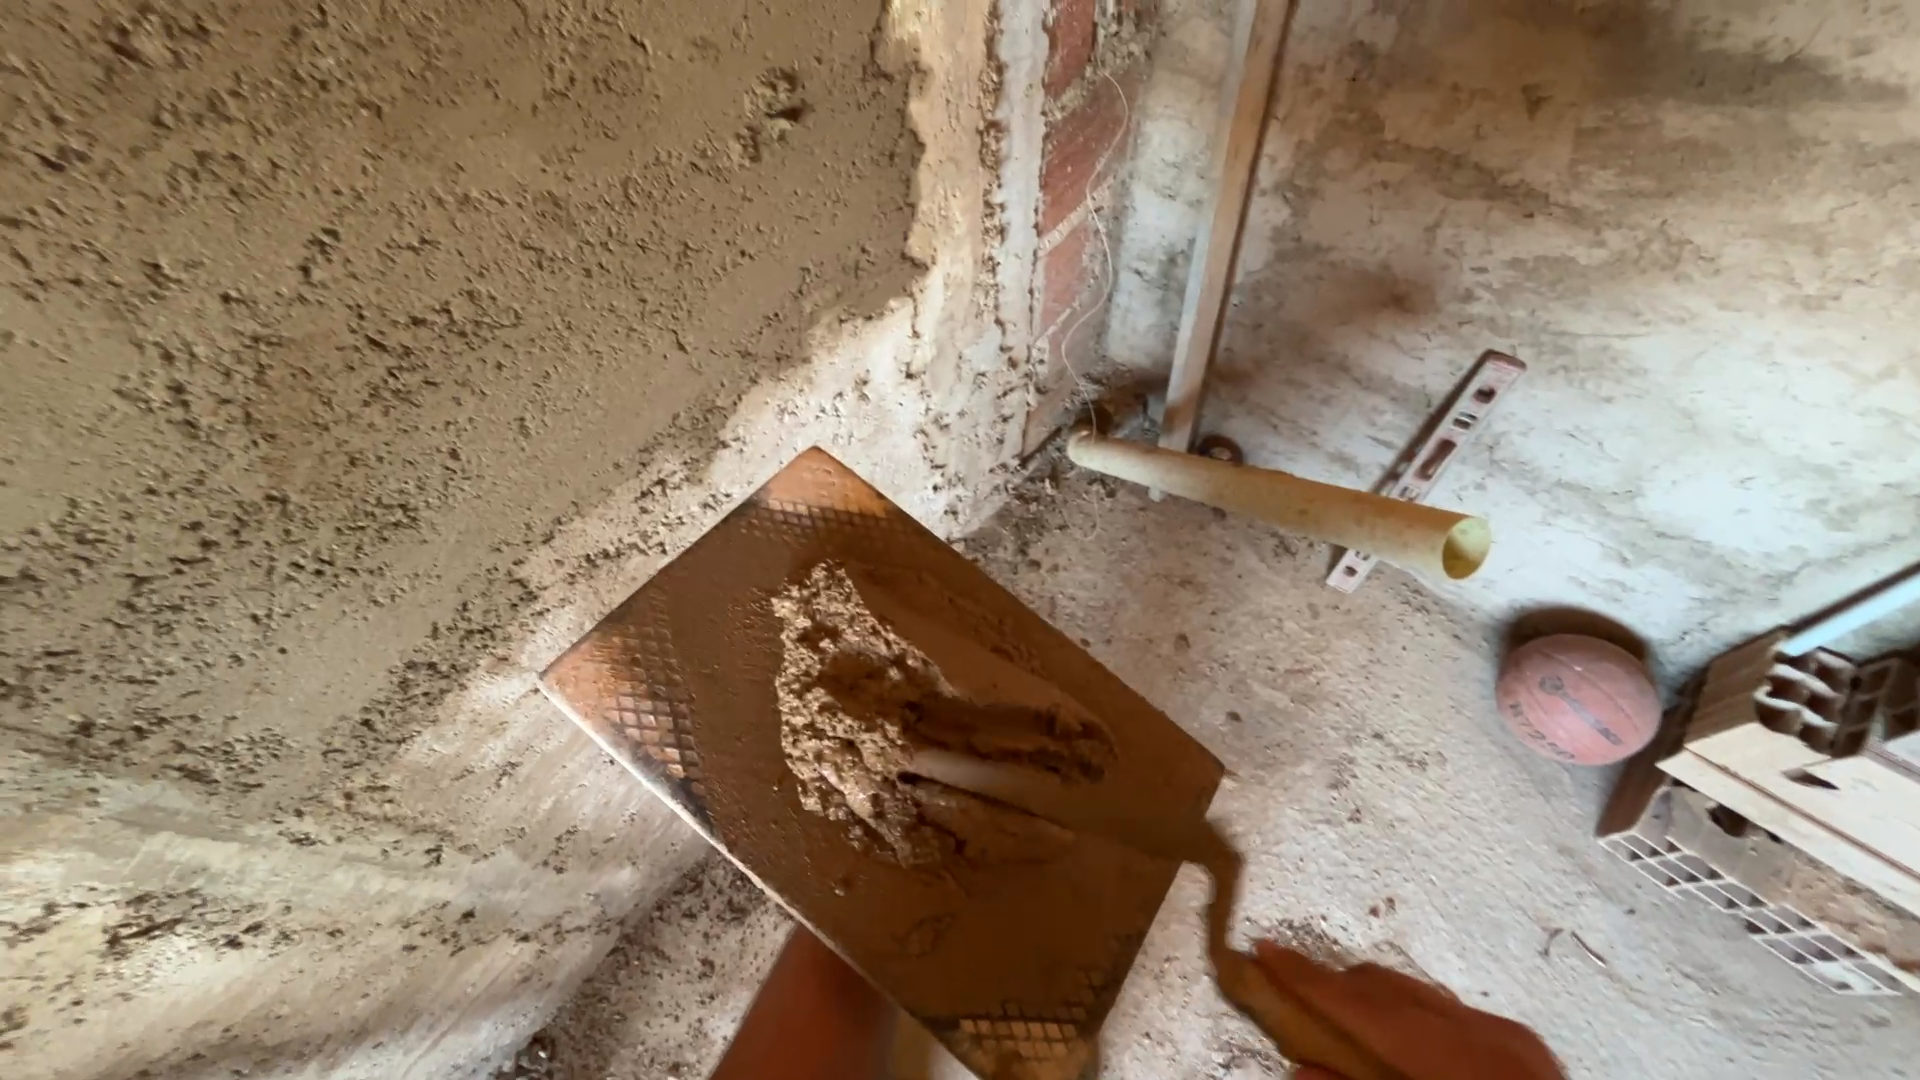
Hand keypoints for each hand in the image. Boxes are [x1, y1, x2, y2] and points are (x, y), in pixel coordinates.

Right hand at [1253, 941, 1564, 1079]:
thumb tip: (1299, 1065)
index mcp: (1446, 1059)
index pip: (1358, 1004)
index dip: (1304, 975)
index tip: (1262, 948)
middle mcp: (1480, 1032)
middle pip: (1384, 985)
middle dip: (1334, 984)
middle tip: (1292, 990)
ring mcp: (1508, 1033)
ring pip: (1416, 992)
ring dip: (1373, 999)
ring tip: (1342, 1015)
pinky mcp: (1526, 1041)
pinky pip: (1450, 1010)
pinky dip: (1414, 1016)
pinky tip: (1401, 1040)